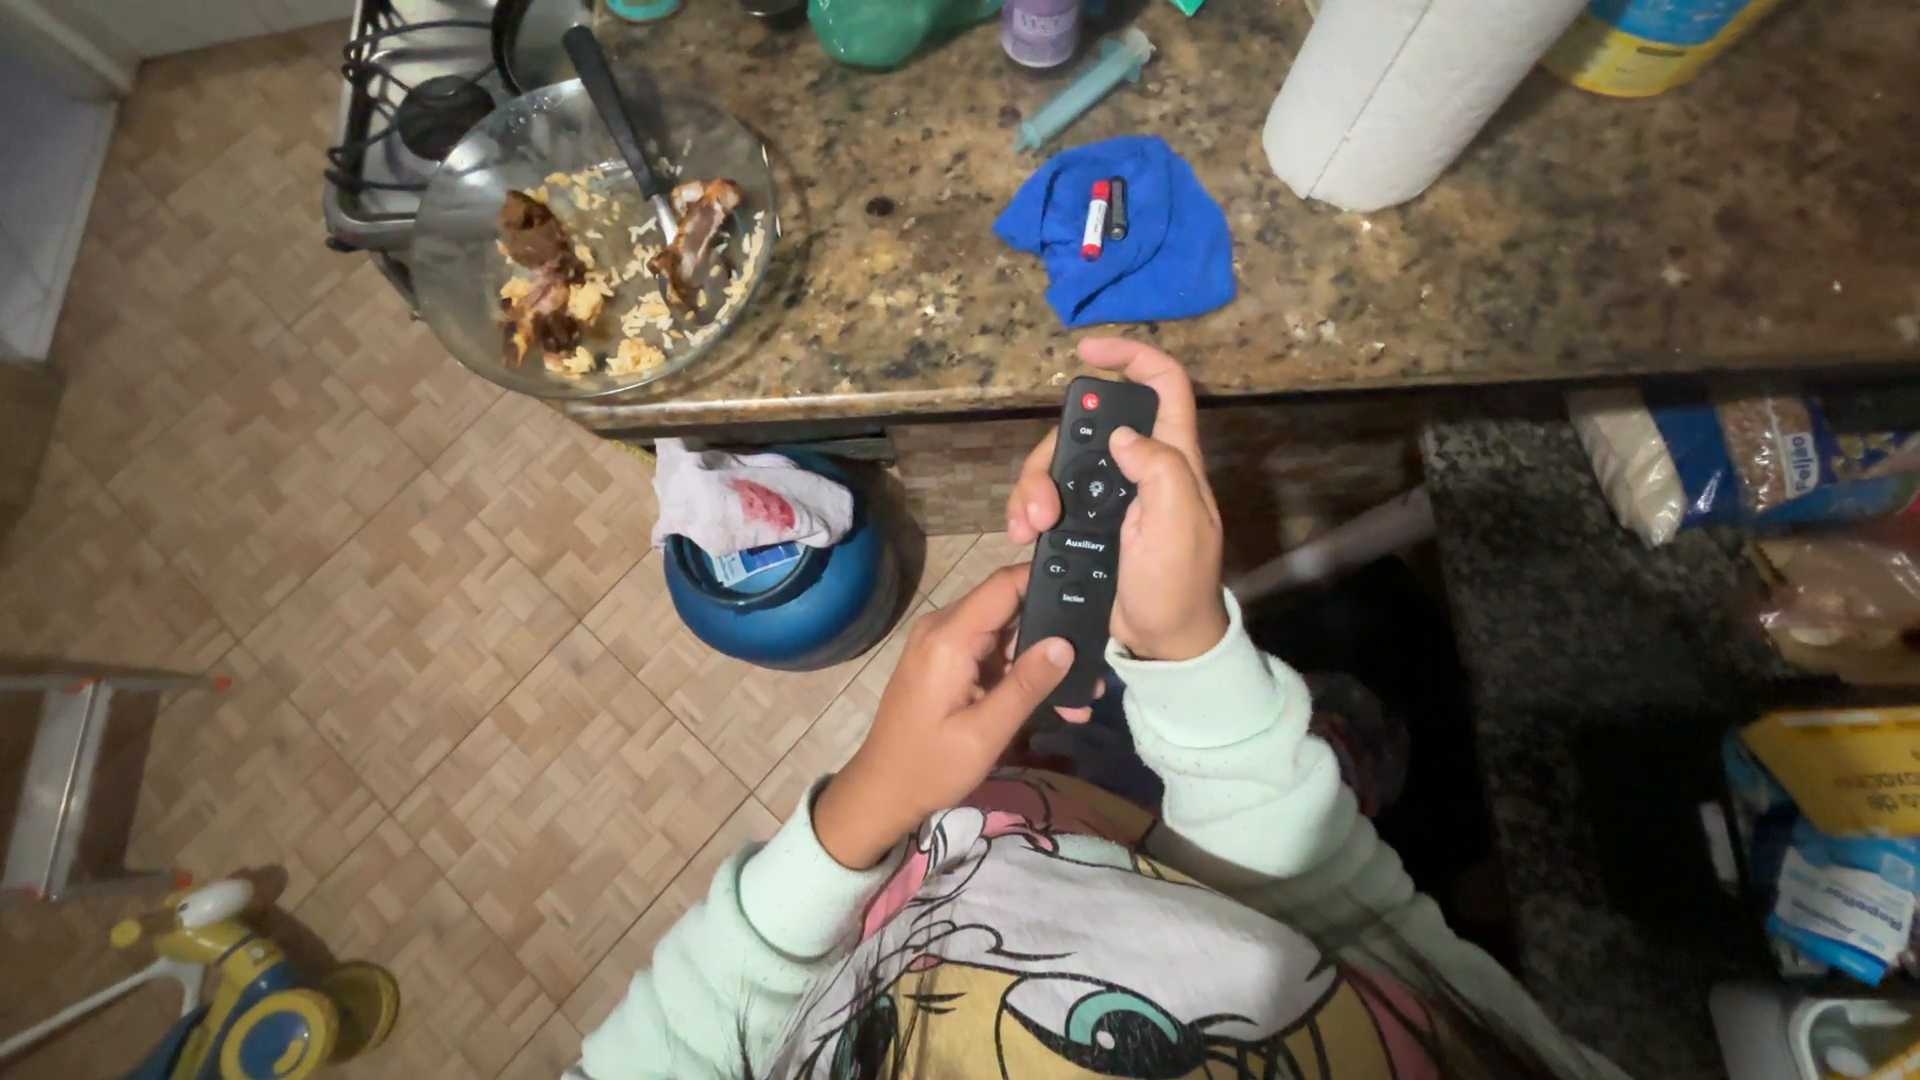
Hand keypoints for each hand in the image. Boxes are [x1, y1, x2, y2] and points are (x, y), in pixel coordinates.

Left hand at [812, 565, 1073, 868]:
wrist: (882, 791)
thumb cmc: (930, 765)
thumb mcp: (985, 733)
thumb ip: (1026, 685)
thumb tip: (1066, 643)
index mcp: (949, 637)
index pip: (1005, 584)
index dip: (1046, 579)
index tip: (1089, 592)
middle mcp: (942, 628)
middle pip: (1008, 606)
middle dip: (1052, 629)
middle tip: (1095, 657)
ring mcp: (941, 643)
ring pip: (1004, 632)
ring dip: (1039, 658)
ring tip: (1082, 691)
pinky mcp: (944, 661)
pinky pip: (989, 653)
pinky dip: (1018, 672)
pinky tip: (1053, 700)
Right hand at [1007, 337, 1226, 661]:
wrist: (1158, 639)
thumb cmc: (1176, 581)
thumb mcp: (1178, 521)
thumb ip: (1159, 467)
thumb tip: (1121, 434)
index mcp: (1173, 458)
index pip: (1163, 386)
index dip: (1131, 357)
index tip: (1088, 351)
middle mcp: (1137, 467)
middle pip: (1085, 427)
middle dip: (1052, 451)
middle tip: (1042, 502)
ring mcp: (1106, 496)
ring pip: (1058, 464)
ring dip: (1033, 490)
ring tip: (1030, 527)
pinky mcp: (1083, 522)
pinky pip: (1046, 498)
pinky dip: (1027, 510)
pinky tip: (1023, 533)